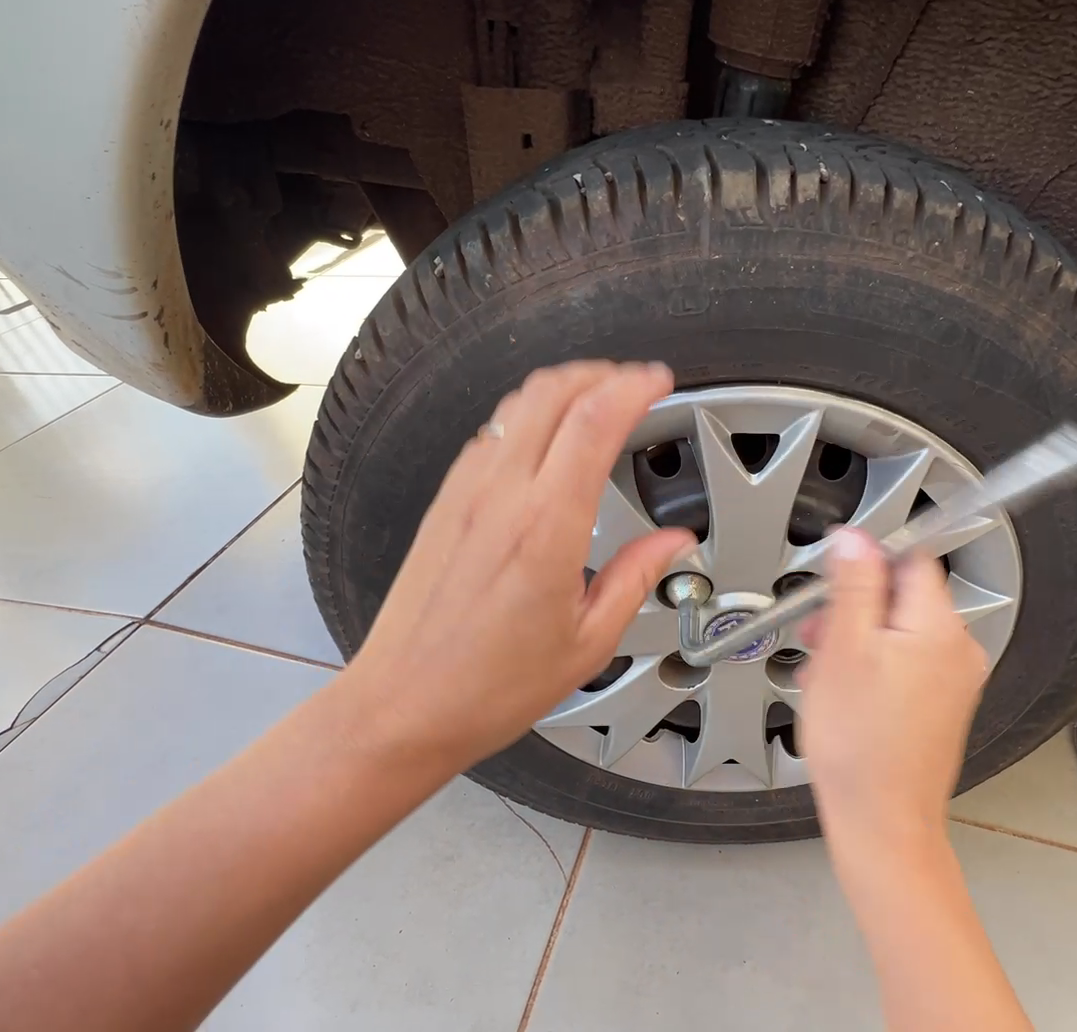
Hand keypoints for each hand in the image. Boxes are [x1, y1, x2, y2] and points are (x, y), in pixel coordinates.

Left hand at [338, 361, 695, 772]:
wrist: (402, 704)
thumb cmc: (485, 685)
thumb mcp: (587, 642)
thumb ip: (637, 577)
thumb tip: (674, 544)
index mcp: (545, 528)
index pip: (594, 422)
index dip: (633, 387)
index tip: (658, 381)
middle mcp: (500, 496)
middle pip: (553, 391)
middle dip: (601, 373)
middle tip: (633, 383)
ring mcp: (465, 492)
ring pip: (517, 403)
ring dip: (564, 388)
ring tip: (596, 401)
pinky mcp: (445, 501)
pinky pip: (491, 431)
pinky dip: (528, 414)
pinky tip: (545, 438)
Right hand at [799, 529, 989, 846]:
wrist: (881, 821)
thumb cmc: (861, 747)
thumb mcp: (843, 649)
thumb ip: (852, 585)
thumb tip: (855, 540)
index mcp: (939, 628)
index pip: (911, 559)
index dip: (867, 562)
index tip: (834, 581)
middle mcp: (957, 651)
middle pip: (902, 597)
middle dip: (855, 608)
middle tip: (820, 636)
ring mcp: (953, 681)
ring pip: (897, 632)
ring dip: (857, 639)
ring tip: (826, 673)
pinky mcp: (940, 705)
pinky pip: (904, 664)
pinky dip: (872, 667)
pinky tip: (843, 693)